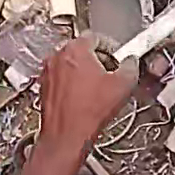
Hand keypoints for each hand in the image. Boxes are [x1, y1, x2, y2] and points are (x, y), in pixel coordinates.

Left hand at [37, 35, 138, 156]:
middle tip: (109, 74)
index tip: (118, 58)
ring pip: (70, 64)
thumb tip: (131, 63)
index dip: (112, 48)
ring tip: (96, 88)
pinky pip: (61, 79)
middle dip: (97, 60)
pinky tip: (83, 99)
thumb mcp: (123, 86)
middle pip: (82, 49)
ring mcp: (48, 72)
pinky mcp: (44, 87)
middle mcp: (57, 57)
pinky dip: (71, 84)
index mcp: (76, 49)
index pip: (96, 37)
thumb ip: (131, 66)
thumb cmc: (88, 113)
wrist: (66, 137)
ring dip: (83, 72)